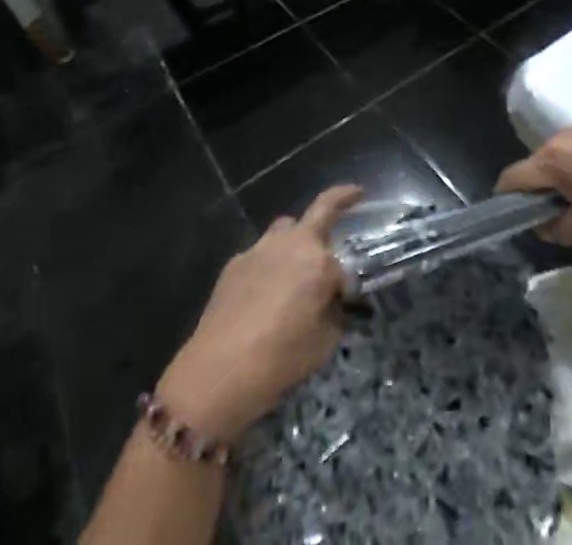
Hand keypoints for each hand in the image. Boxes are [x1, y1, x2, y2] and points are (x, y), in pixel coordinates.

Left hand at [154, 186, 362, 442]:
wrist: (220, 371)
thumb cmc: (282, 357)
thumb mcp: (326, 340)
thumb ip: (336, 311)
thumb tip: (334, 302)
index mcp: (319, 260)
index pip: (347, 261)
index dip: (351, 282)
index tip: (351, 298)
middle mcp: (290, 244)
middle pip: (320, 209)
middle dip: (340, 200)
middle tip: (352, 199)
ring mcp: (258, 250)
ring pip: (285, 229)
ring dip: (297, 238)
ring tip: (297, 266)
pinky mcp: (234, 264)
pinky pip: (260, 253)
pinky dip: (269, 264)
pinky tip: (264, 294)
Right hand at [495, 127, 571, 246]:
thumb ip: (556, 228)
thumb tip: (545, 225)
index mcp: (552, 158)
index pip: (512, 178)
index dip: (508, 201)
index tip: (519, 221)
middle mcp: (565, 137)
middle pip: (536, 165)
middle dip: (540, 191)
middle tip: (557, 217)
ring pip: (562, 156)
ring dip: (564, 178)